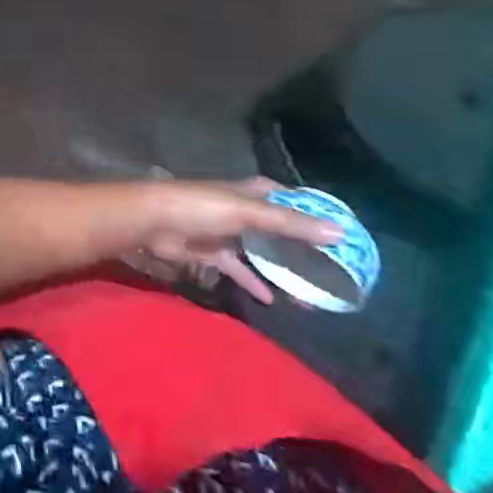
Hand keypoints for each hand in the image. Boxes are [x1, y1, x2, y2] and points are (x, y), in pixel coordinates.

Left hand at [136, 178, 341, 304]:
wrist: (151, 221)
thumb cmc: (199, 207)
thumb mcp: (246, 212)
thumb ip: (289, 224)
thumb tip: (339, 233)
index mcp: (248, 192)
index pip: (287, 198)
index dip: (311, 211)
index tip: (341, 231)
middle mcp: (239, 209)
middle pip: (277, 228)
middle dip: (301, 247)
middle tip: (334, 271)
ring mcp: (225, 232)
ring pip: (260, 252)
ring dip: (281, 269)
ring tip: (311, 294)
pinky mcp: (210, 252)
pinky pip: (238, 269)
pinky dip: (253, 282)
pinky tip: (272, 300)